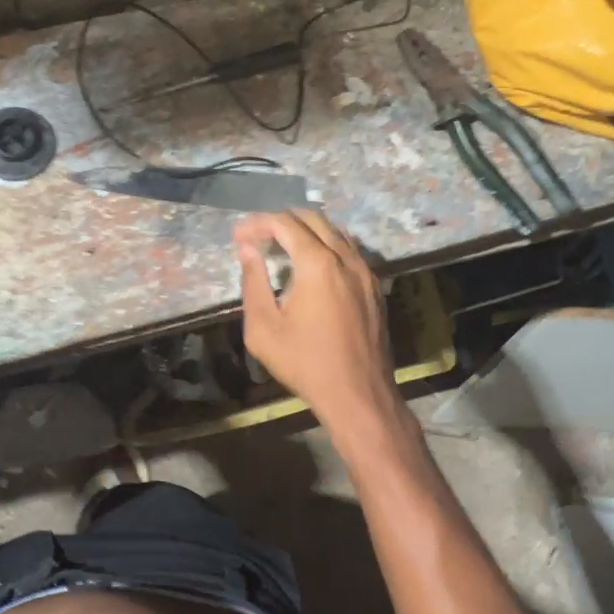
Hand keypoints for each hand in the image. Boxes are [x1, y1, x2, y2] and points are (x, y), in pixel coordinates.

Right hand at [234, 211, 394, 426]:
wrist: (359, 395)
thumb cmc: (305, 363)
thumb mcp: (264, 327)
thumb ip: (253, 282)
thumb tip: (247, 249)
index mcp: (317, 264)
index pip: (284, 223)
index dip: (257, 223)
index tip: (238, 237)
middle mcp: (345, 258)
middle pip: (312, 218)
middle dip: (281, 220)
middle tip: (257, 235)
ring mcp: (365, 271)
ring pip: (335, 231)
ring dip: (306, 229)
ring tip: (282, 244)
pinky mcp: (374, 287)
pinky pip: (350, 250)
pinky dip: (327, 244)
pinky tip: (313, 264)